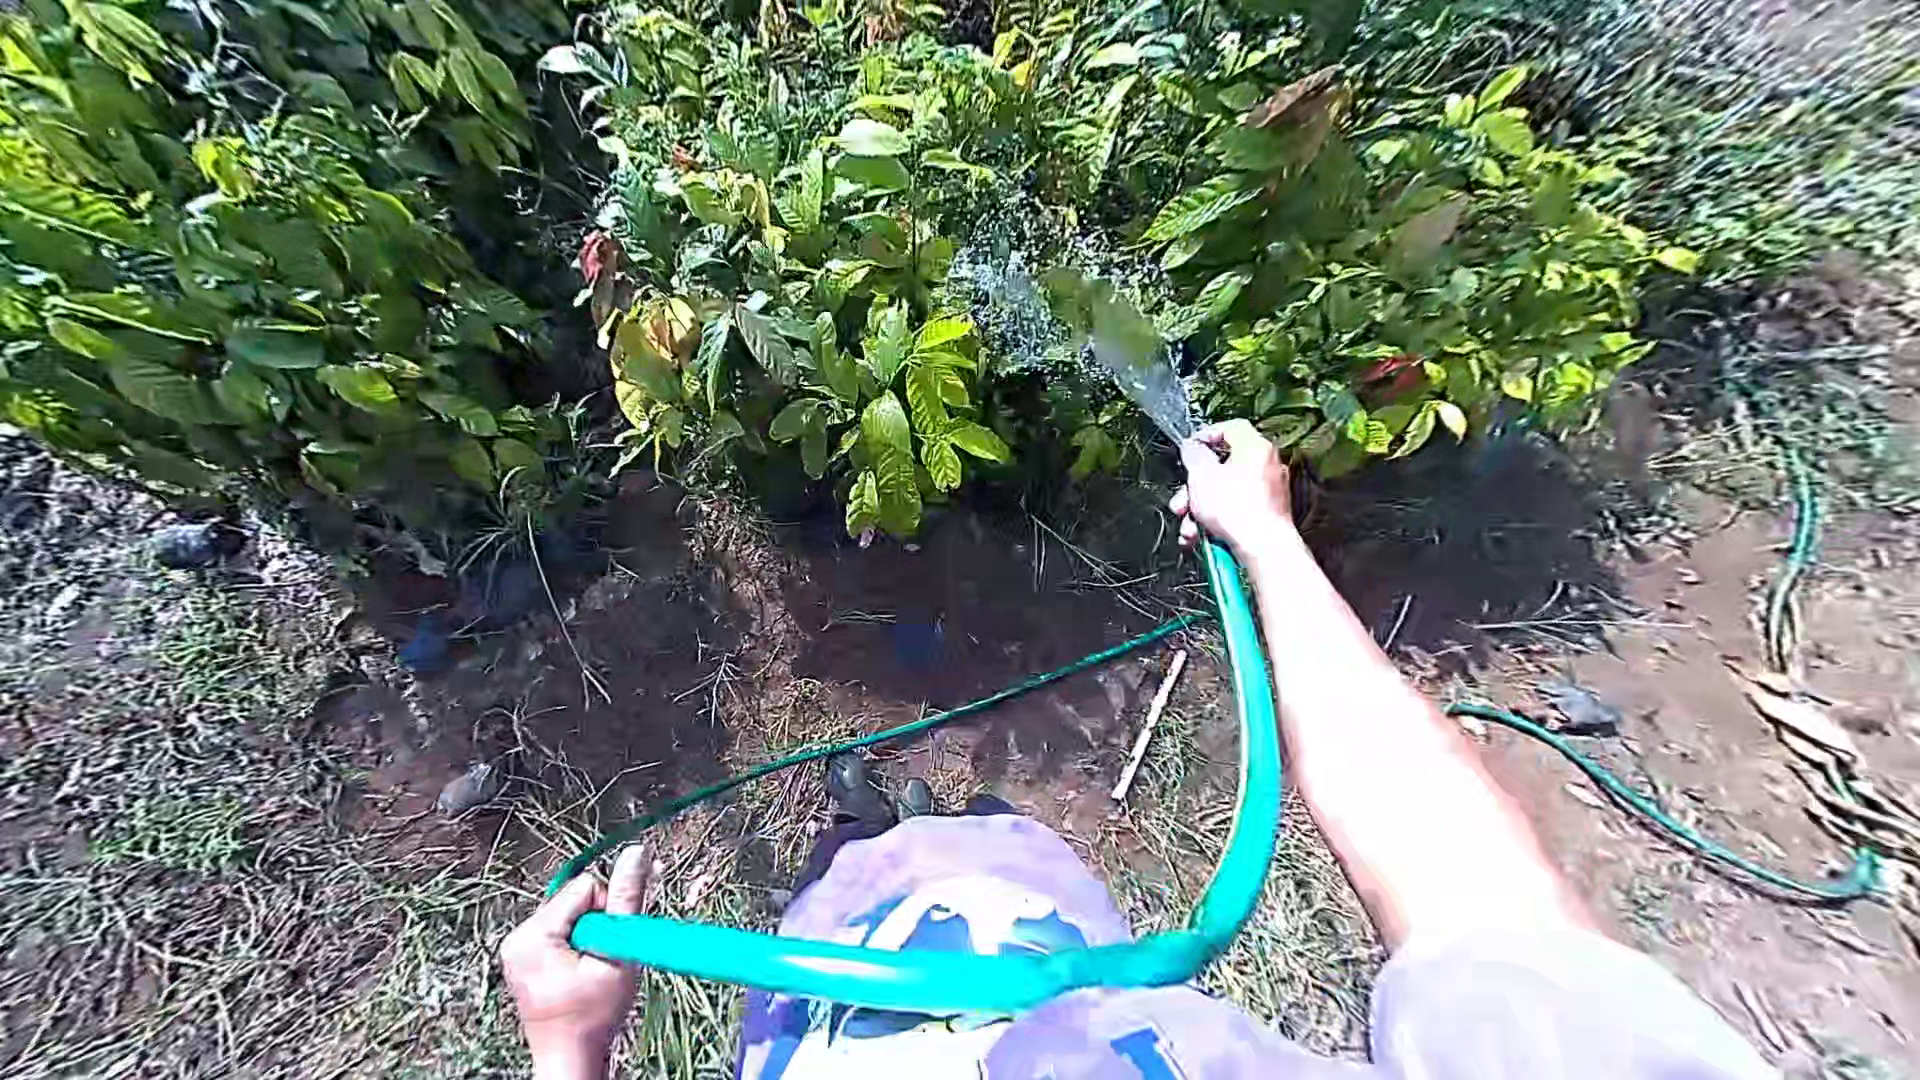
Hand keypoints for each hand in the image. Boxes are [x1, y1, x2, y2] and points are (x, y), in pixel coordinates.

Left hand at [501, 846, 652, 1079]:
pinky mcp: (527, 952)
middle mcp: (518, 936)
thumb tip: (637, 850)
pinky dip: (583, 936)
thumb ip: (626, 899)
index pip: (587, 886)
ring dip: (595, 928)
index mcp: (532, 937)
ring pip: (577, 907)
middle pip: (580, 895)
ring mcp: (519, 945)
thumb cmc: (594, 1015)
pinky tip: (585, 962)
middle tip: (604, 956)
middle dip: (602, 918)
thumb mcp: (618, 952)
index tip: (609, 943)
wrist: (571, 1059)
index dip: (609, 909)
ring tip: (595, 962)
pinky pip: (566, 921)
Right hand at [1169, 419, 1293, 552]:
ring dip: (1198, 510)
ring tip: (1189, 527)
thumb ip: (1193, 455)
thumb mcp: (1201, 475)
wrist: (1262, 547)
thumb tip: (1191, 447)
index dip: (1204, 436)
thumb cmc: (1236, 509)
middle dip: (1194, 488)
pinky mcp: (1265, 514)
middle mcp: (1266, 465)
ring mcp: (1268, 491)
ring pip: (1222, 493)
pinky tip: (1199, 536)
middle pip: (1220, 467)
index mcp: (1255, 447)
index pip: (1229, 428)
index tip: (1189, 450)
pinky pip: (1232, 511)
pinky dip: (1214, 522)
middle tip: (1183, 501)